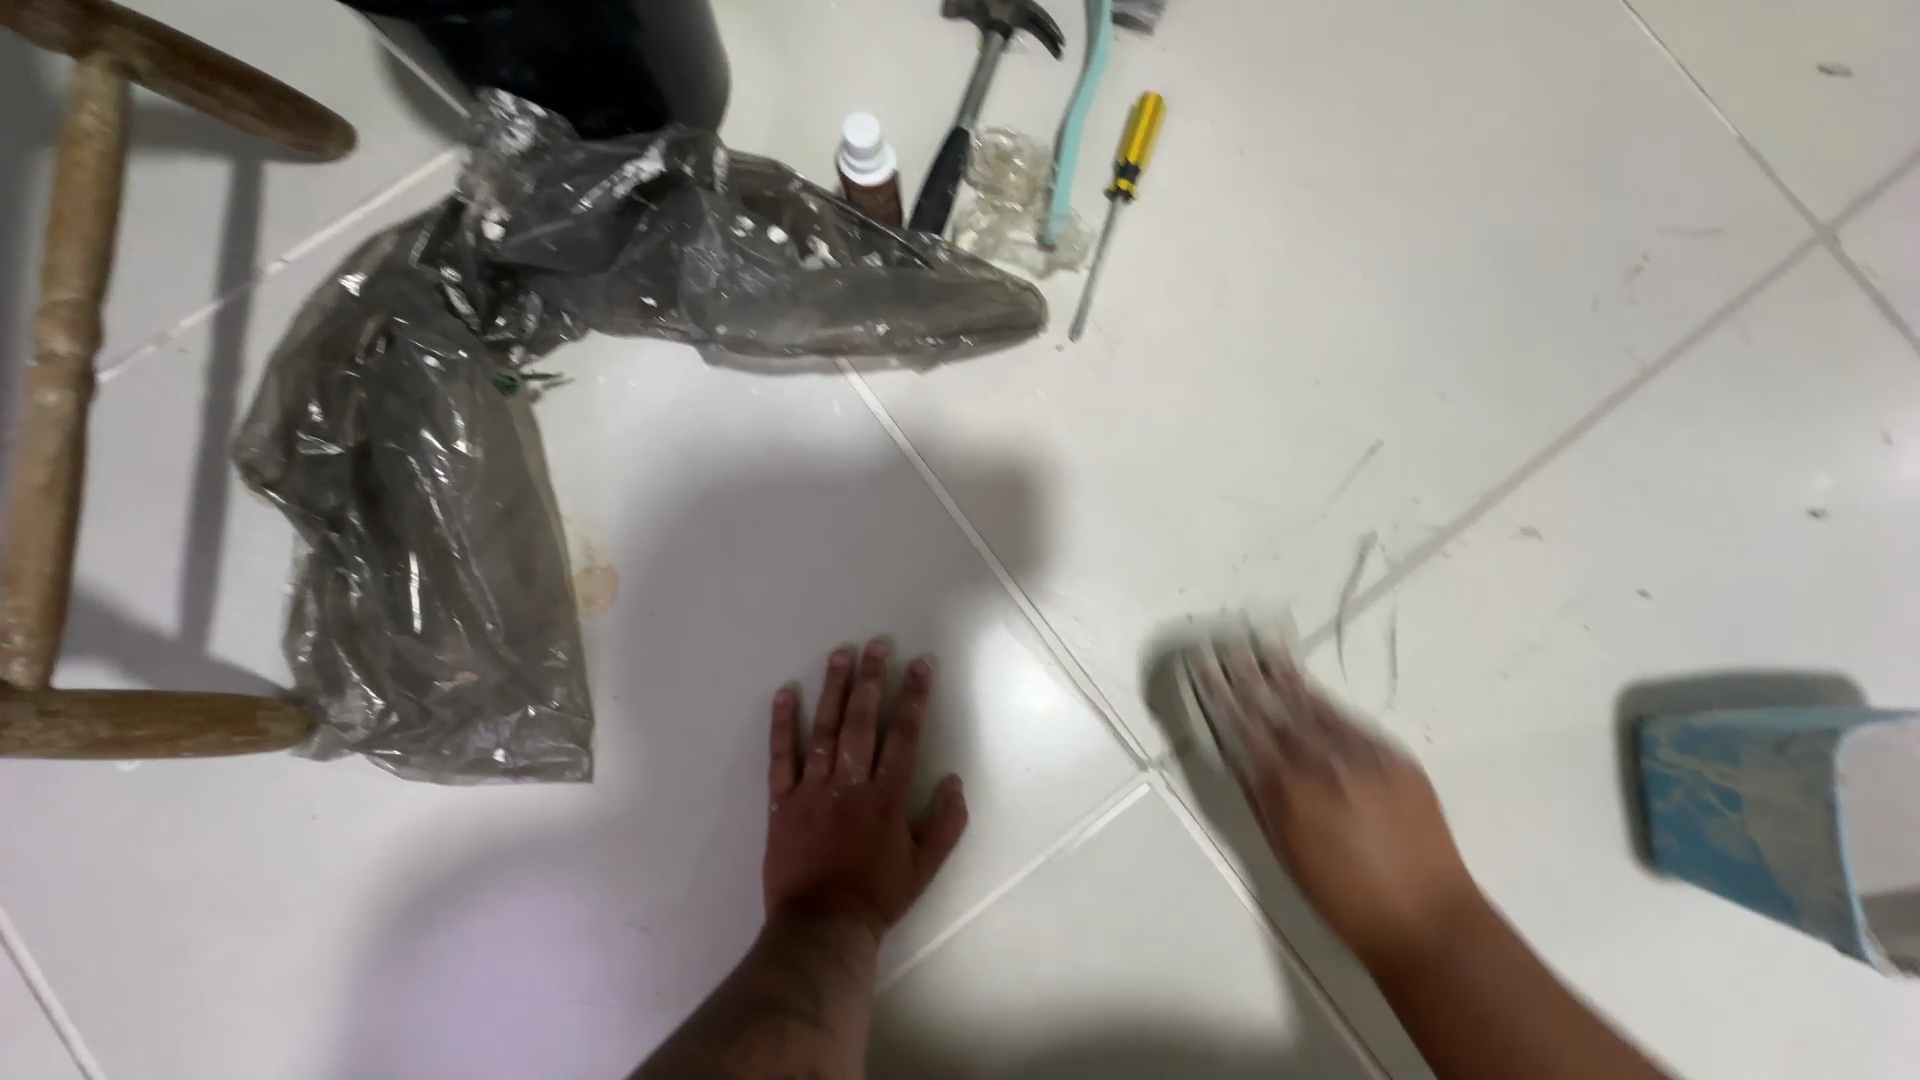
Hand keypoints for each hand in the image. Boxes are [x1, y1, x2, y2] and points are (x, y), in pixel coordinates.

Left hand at [764, 638, 969, 941]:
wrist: (821, 927)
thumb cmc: (877, 896)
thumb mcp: (924, 867)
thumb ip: (946, 823)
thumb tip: (955, 781)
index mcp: (887, 796)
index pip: (904, 735)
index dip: (914, 697)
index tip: (919, 665)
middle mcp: (851, 783)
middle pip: (863, 720)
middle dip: (872, 678)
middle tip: (877, 644)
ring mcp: (813, 789)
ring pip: (824, 729)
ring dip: (833, 688)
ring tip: (840, 654)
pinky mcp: (782, 801)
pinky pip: (781, 756)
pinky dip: (782, 724)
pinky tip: (785, 693)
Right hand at [1187, 639, 1482, 968]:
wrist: (1427, 919)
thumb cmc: (1342, 897)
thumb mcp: (1285, 849)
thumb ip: (1260, 795)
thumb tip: (1239, 755)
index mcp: (1289, 788)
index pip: (1245, 728)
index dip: (1221, 695)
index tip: (1203, 667)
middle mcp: (1323, 762)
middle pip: (1277, 709)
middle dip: (1249, 676)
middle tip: (1228, 645)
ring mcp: (1363, 755)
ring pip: (1314, 707)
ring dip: (1286, 677)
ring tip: (1264, 650)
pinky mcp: (1395, 757)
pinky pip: (1349, 721)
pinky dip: (1323, 701)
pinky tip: (1307, 685)